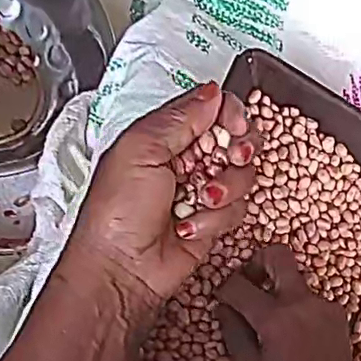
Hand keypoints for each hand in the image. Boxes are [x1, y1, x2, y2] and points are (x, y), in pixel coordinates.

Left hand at [64, 82, 256, 310]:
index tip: (234, 126)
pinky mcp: (215, 222)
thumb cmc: (117, 211)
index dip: (232, 115)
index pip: (213, 111)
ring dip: (225, 190)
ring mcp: (204, 192)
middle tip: (232, 158)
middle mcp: (189, 162)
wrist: (122, 266)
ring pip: (244, 177)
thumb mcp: (140, 149)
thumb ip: (179, 118)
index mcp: (167, 136)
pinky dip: (215, 220)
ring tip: (198, 201)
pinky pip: (238, 211)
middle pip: (238, 141)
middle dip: (239, 151)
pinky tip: (189, 226)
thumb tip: (213, 94)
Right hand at [214, 244, 360, 360]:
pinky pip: (308, 296)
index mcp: (274, 319)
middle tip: (249, 282)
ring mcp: (321, 303)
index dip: (224, 289)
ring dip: (278, 288)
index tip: (223, 298)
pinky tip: (294, 331)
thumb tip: (223, 307)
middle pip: (277, 254)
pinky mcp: (335, 309)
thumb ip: (232, 332)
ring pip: (294, 277)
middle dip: (257, 261)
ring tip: (271, 317)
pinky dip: (296, 306)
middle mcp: (300, 302)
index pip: (238, 285)